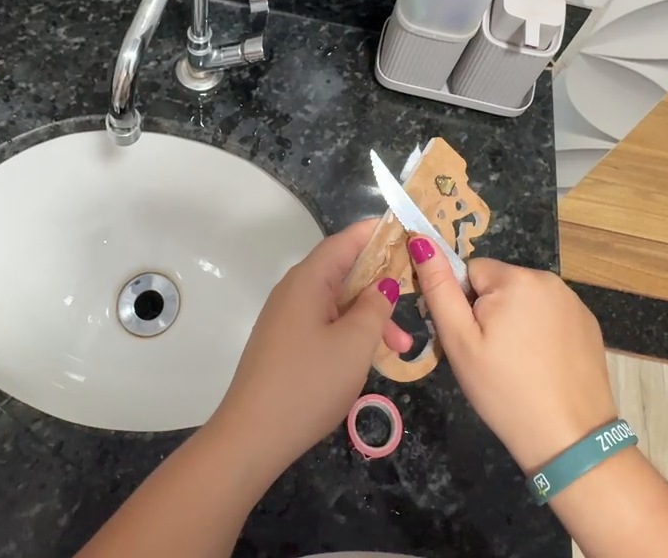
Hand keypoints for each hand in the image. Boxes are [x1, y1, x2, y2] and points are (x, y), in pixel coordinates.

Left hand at [206, 219, 413, 476]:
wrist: (253, 436)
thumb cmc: (308, 383)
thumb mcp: (354, 343)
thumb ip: (375, 307)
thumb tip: (383, 282)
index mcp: (307, 280)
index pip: (344, 241)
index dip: (375, 232)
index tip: (406, 231)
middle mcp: (294, 291)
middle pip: (343, 271)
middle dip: (381, 284)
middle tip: (414, 298)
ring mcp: (287, 319)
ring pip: (337, 303)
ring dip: (370, 317)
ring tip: (401, 348)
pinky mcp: (285, 344)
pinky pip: (325, 324)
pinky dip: (351, 333)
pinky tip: (370, 358)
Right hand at [409, 239, 615, 470]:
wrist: (570, 441)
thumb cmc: (504, 390)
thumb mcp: (460, 341)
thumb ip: (438, 287)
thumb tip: (420, 239)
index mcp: (515, 278)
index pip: (470, 272)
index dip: (463, 305)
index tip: (471, 341)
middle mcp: (548, 279)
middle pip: (498, 285)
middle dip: (489, 312)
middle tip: (491, 357)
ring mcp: (573, 301)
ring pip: (523, 300)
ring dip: (515, 321)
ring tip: (517, 365)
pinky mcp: (588, 324)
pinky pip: (549, 316)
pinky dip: (541, 334)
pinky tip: (542, 367)